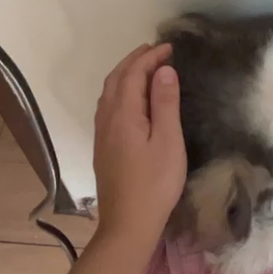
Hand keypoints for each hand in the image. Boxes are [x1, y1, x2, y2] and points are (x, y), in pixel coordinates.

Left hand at [92, 43, 185, 248]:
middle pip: (115, 80)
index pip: (133, 74)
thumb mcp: (168, 141)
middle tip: (155, 50)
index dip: (149, 57)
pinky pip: (108, 106)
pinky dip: (121, 91)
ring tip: (145, 68)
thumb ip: (165, 103)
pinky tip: (133, 100)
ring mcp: (102, 135)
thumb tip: (164, 70)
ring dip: (125, 74)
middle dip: (134, 61)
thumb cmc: (154, 183)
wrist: (127, 225)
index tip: (170, 47)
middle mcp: (107, 120)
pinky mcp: (104, 148)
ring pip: (109, 93)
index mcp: (123, 115)